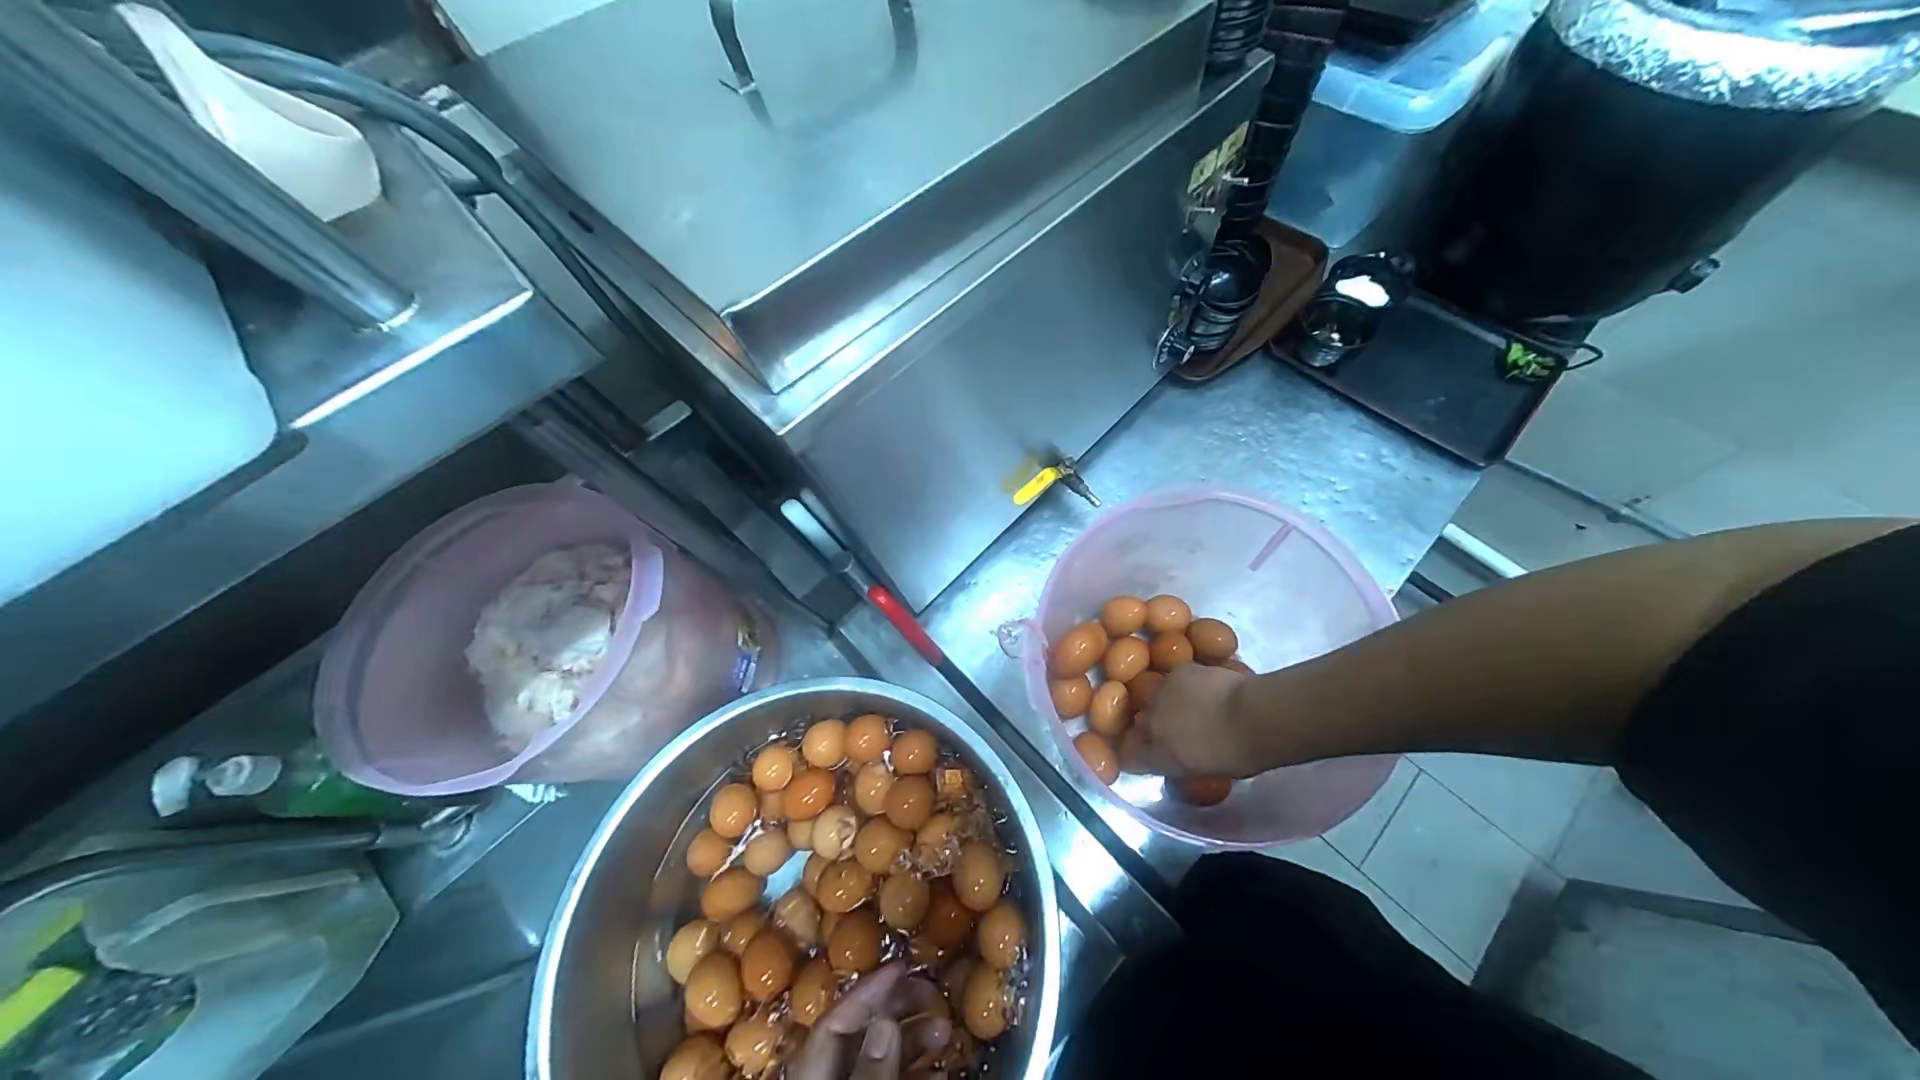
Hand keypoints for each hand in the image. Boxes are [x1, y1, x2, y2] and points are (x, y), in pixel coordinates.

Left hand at [786, 964, 953, 1079]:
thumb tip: (887, 1018)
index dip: (866, 991)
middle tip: (931, 992)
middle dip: (896, 1010)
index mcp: (809, 1074)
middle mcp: (825, 1077)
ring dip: (913, 1041)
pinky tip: (940, 1069)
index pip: (833, 1022)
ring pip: (877, 1059)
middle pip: (857, 1035)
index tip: (902, 966)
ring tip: (945, 1030)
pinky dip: (914, 1073)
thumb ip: (870, 1071)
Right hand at [1121, 663, 1262, 778]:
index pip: (1131, 757)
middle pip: (1142, 723)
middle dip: (1155, 725)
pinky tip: (1206, 686)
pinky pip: (1177, 679)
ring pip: (1158, 697)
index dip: (1140, 753)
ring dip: (1169, 702)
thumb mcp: (1204, 769)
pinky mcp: (1178, 671)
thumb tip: (1181, 750)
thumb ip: (1182, 759)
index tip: (1151, 753)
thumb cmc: (1238, 755)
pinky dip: (1188, 683)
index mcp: (1157, 757)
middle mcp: (1149, 725)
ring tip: (1194, 704)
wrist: (1252, 717)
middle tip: (1179, 727)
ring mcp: (1161, 695)